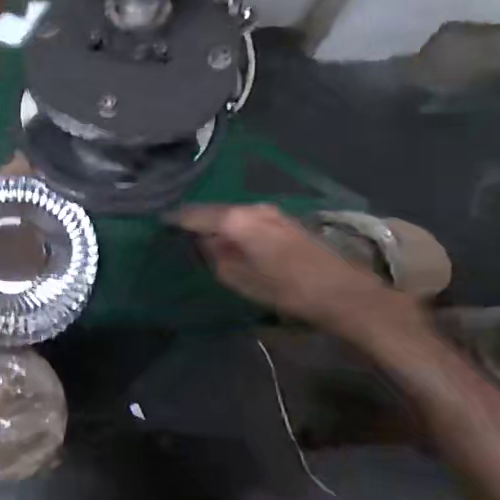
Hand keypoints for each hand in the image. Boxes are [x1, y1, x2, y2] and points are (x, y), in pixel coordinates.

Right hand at [167, 204, 425, 341]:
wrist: (342, 292)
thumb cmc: (287, 289)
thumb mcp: (240, 280)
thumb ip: (215, 258)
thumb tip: (201, 243)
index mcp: (237, 219)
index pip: (194, 213)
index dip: (173, 218)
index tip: (157, 223)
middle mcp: (253, 207)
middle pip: (214, 210)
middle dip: (195, 220)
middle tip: (176, 233)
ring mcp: (272, 211)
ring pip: (233, 214)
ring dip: (217, 224)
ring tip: (200, 238)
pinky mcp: (286, 220)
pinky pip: (248, 219)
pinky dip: (234, 227)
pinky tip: (229, 240)